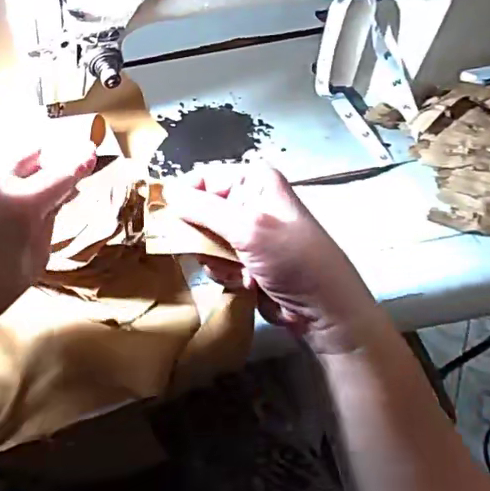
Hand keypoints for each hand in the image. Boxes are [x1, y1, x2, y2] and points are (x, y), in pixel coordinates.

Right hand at [168, 163, 379, 354]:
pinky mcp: (244, 258)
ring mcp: (246, 231)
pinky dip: (223, 272)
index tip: (171, 221)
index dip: (184, 198)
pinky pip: (213, 260)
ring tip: (238, 270)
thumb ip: (202, 208)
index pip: (201, 178)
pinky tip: (244, 281)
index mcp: (254, 180)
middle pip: (198, 210)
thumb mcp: (248, 229)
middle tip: (214, 252)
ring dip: (213, 259)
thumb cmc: (294, 261)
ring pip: (201, 239)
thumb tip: (164, 190)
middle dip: (201, 236)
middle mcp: (248, 200)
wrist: (325, 311)